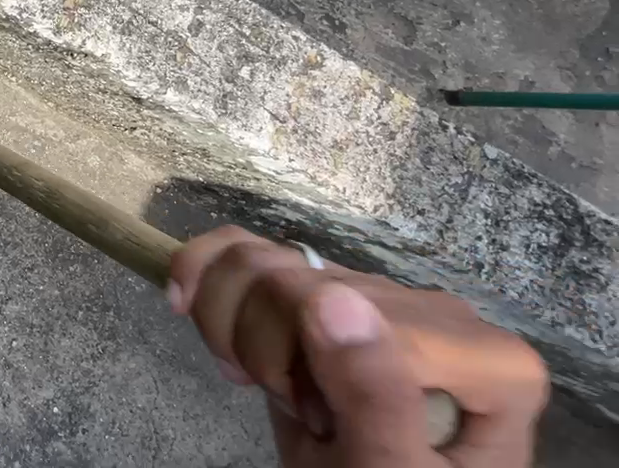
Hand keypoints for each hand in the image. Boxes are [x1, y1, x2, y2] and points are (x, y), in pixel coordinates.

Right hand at [170, 227, 548, 467]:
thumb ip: (373, 394)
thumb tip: (332, 298)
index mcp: (478, 354)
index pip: (334, 303)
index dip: (291, 355)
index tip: (310, 418)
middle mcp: (431, 308)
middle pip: (285, 277)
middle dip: (253, 342)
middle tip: (287, 406)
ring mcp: (373, 292)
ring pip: (250, 257)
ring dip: (222, 318)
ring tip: (253, 377)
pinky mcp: (320, 286)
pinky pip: (238, 245)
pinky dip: (197, 272)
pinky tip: (186, 306)